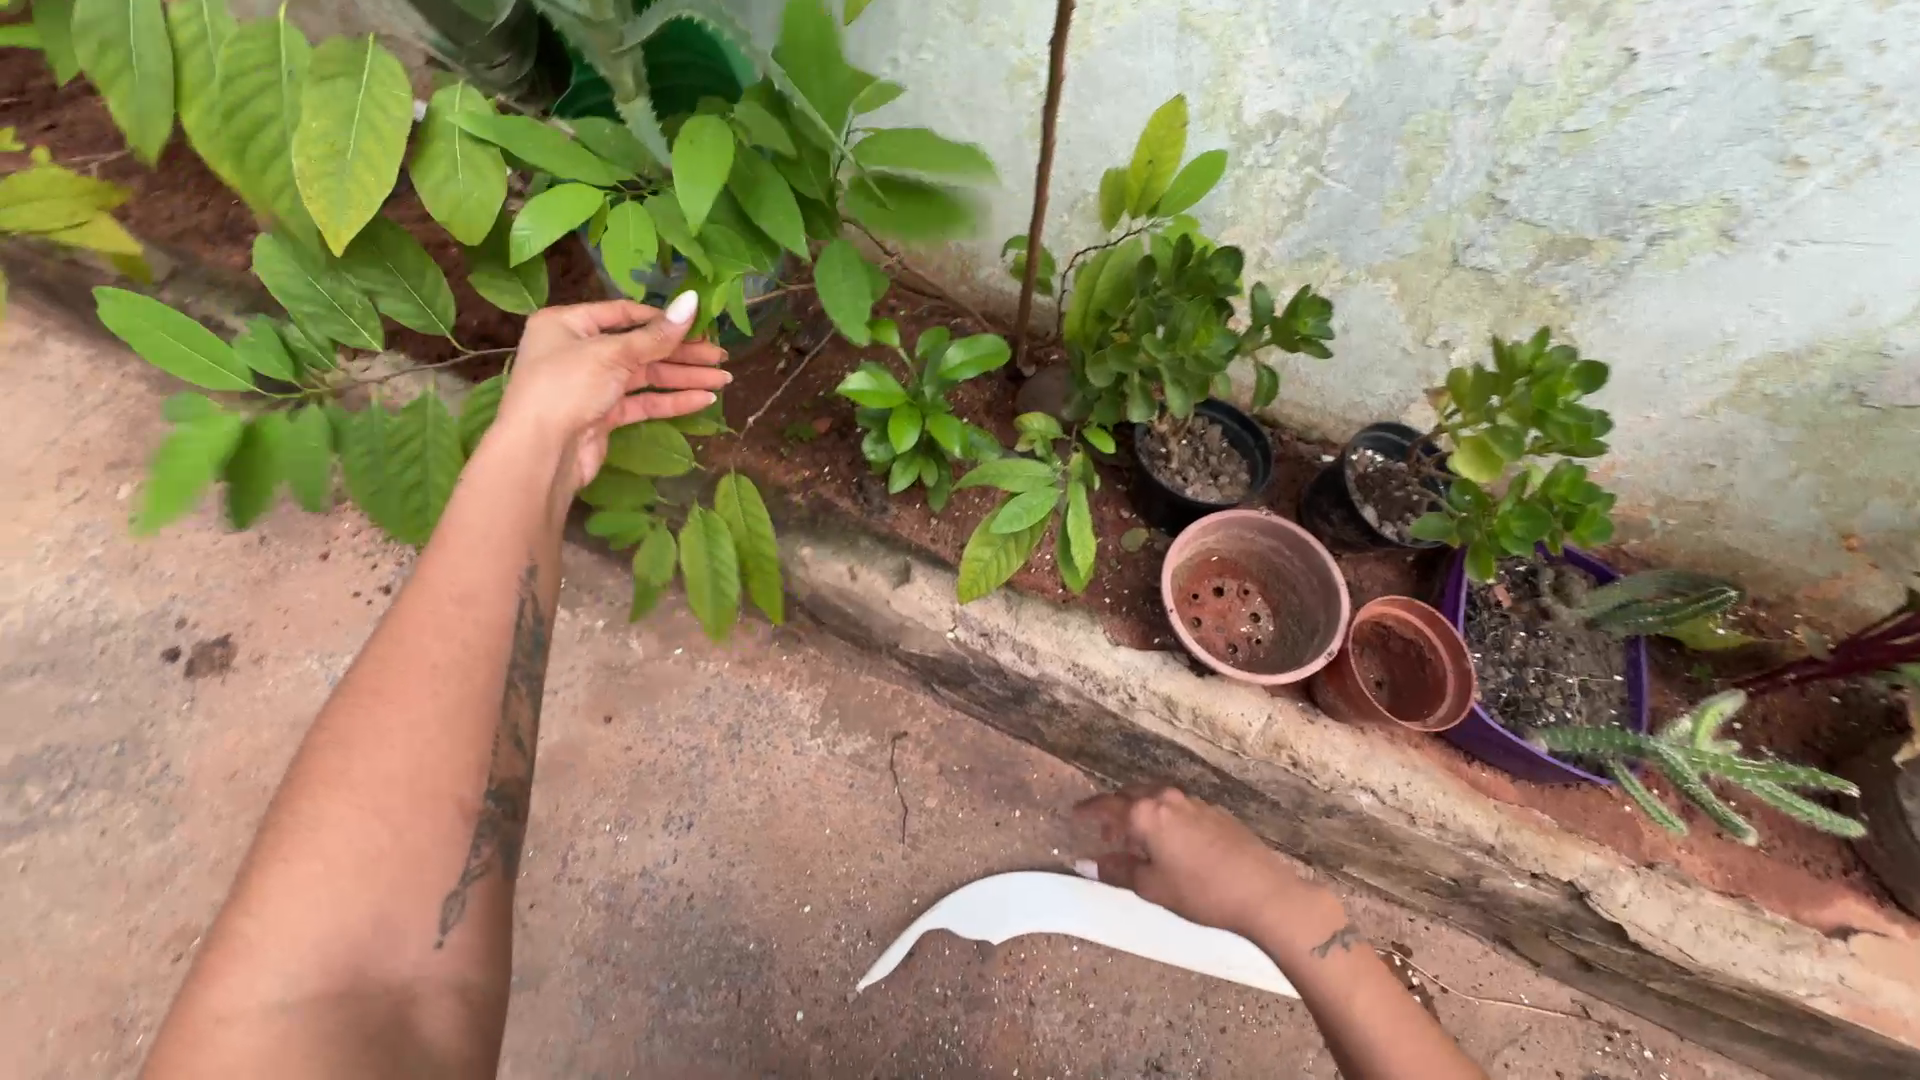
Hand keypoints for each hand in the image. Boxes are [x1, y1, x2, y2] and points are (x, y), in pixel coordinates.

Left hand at [492, 293, 729, 494]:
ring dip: (684, 378)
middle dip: (682, 354)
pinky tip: (703, 399)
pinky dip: (672, 401)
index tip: (700, 327)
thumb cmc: (566, 387)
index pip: (625, 314)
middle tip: (721, 356)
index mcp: (569, 324)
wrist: (541, 451)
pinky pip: (643, 402)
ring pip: (646, 376)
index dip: (663, 320)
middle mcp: (579, 351)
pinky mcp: (605, 415)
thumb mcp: (612, 354)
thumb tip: (692, 301)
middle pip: (641, 347)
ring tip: (722, 380)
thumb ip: (657, 334)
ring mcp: (593, 385)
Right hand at [1074, 786, 1311, 938]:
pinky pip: (1177, 806)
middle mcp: (1166, 798)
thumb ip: (1117, 870)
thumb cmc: (1201, 892)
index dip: (1088, 811)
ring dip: (1141, 812)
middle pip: (1130, 796)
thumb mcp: (1152, 887)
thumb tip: (1087, 863)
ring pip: (1155, 798)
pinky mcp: (1214, 811)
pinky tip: (1171, 841)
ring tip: (1138, 839)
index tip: (1074, 815)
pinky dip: (1163, 817)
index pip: (1106, 806)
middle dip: (1115, 811)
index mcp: (1145, 813)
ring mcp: (1193, 802)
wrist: (1263, 892)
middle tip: (1107, 834)